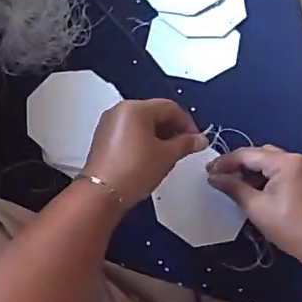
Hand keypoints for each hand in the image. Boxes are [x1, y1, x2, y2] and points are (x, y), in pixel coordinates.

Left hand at [81, 99, 205, 207]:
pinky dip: (143, 139)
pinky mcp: (103, 137)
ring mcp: (108, 123)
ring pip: (141, 122)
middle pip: (154, 112)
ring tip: (169, 153)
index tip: (196, 140)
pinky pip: (129, 131)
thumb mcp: (167, 156)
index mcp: (135, 108)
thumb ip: (186, 143)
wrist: (102, 193)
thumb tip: (200, 139)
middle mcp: (119, 110)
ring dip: (159, 134)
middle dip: (172, 128)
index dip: (187, 122)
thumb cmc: (135, 170)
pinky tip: (151, 156)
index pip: (169, 107)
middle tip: (184, 147)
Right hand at [207, 145, 301, 265]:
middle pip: (261, 154)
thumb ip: (233, 187)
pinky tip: (257, 189)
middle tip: (220, 178)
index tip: (207, 172)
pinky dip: (268, 176)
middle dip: (239, 165)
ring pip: (273, 161)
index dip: (225, 162)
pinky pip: (284, 169)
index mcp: (287, 162)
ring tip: (236, 185)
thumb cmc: (291, 228)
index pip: (248, 154)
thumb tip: (213, 177)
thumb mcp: (256, 208)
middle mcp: (300, 158)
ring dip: (253, 171)